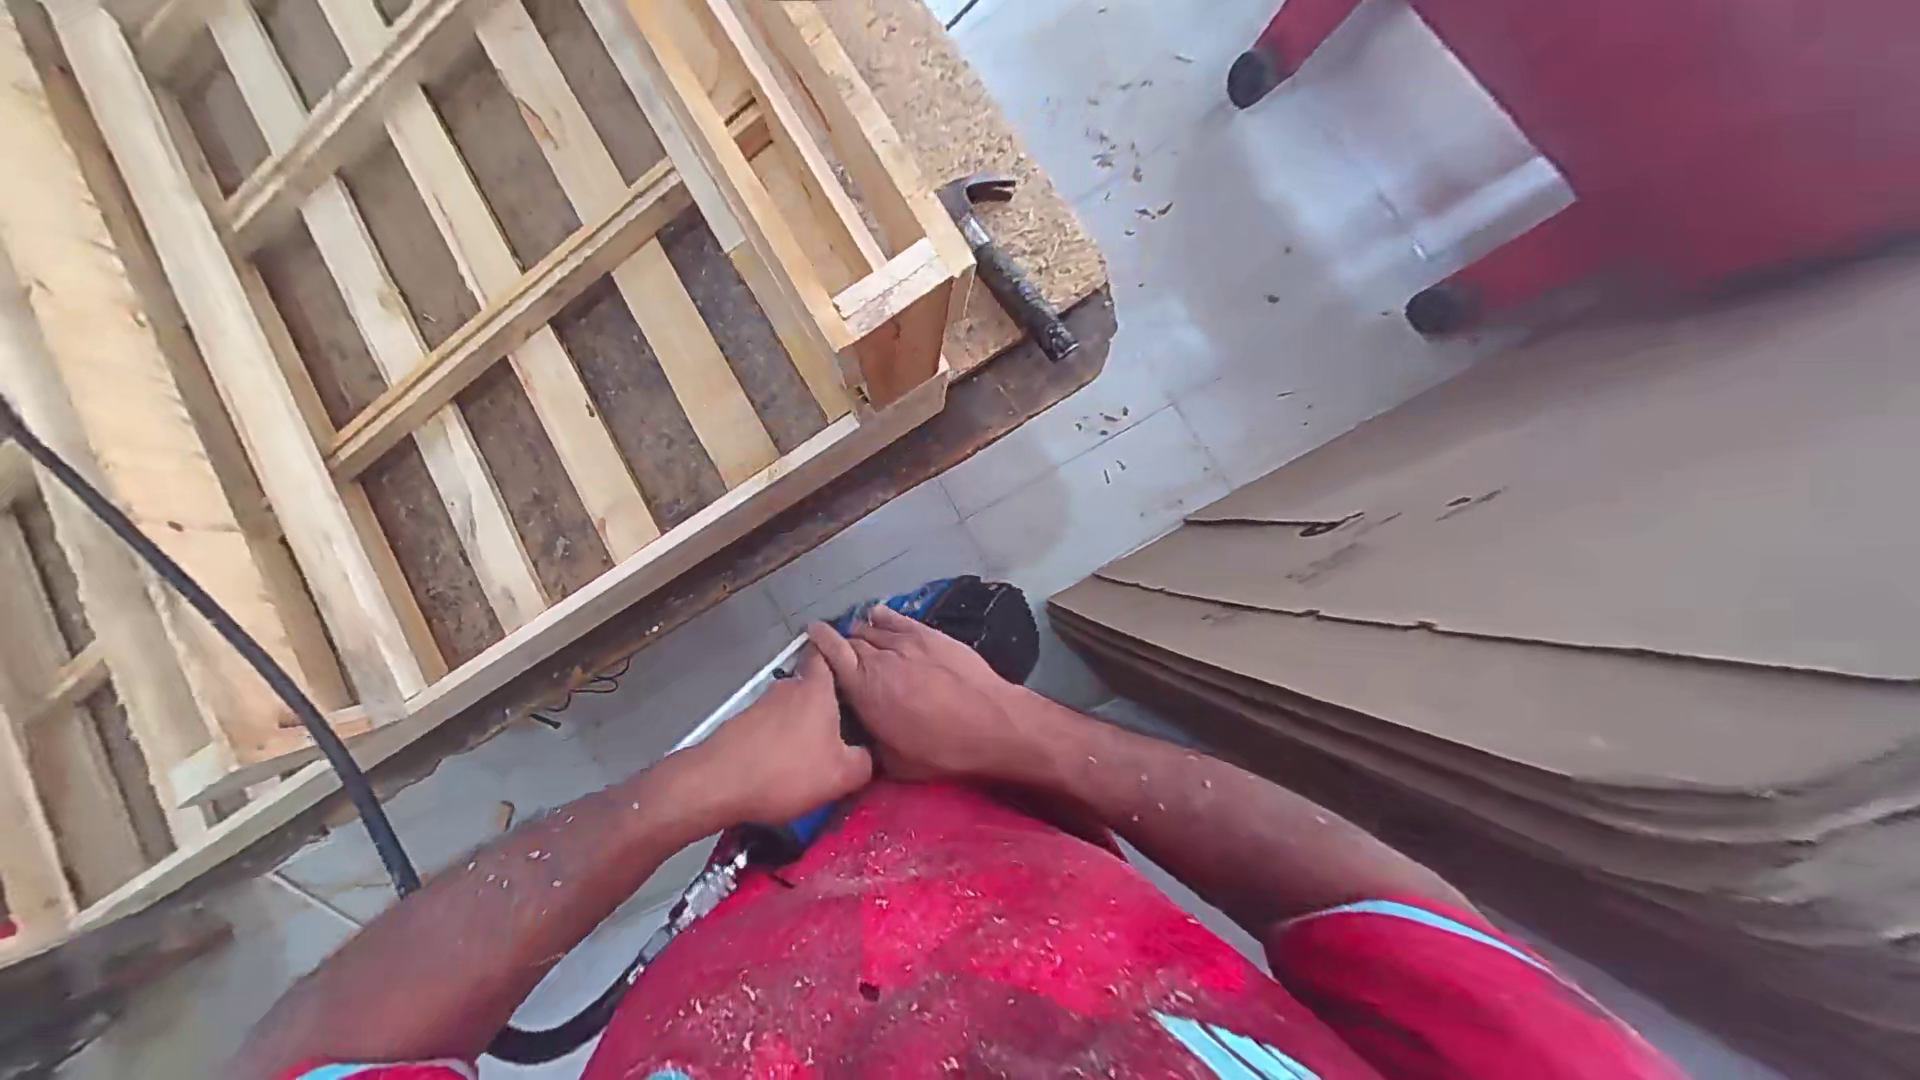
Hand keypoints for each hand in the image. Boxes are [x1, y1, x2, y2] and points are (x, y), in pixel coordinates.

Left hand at [680, 649, 871, 825]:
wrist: (716, 784)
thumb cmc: (787, 771)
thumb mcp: (842, 775)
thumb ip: (864, 761)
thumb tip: (868, 755)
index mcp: (817, 689)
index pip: (827, 656)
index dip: (838, 659)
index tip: (850, 670)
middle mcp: (788, 688)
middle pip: (811, 687)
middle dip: (824, 706)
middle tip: (839, 732)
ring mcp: (760, 704)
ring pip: (789, 709)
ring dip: (799, 727)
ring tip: (809, 757)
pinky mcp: (739, 724)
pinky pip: (769, 727)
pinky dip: (777, 741)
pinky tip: (780, 768)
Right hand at [806, 606, 1032, 780]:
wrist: (990, 723)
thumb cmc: (942, 749)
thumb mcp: (895, 762)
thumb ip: (871, 745)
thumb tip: (863, 742)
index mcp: (864, 689)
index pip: (831, 654)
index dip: (819, 642)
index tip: (811, 636)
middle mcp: (880, 659)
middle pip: (852, 640)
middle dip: (842, 644)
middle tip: (840, 651)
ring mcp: (906, 642)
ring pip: (873, 628)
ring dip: (863, 632)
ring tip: (860, 636)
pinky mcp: (929, 635)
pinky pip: (898, 619)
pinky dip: (884, 616)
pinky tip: (879, 615)